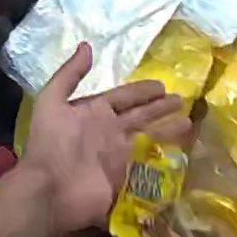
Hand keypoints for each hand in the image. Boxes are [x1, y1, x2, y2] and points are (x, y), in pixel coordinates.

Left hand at [18, 43, 186, 236]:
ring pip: (149, 140)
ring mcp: (119, 157)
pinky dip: (164, 162)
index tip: (162, 85)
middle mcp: (109, 133)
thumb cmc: (49, 144)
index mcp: (94, 113)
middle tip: (182, 101)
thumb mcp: (52, 101)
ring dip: (168, 132)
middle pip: (141, 117)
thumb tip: (86, 45)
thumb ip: (70, 74)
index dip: (142, 92)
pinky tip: (183, 155)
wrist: (48, 191)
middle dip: (160, 109)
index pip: (124, 98)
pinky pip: (149, 168)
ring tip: (189, 123)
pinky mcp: (126, 180)